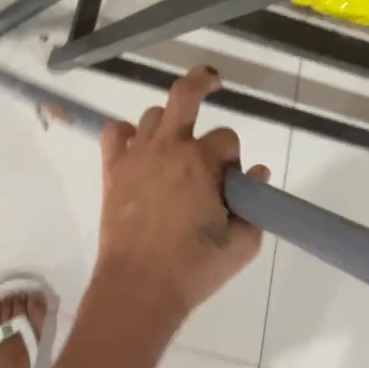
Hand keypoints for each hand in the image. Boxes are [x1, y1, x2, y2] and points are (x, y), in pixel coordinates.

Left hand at [95, 67, 270, 324]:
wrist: (140, 286)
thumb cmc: (194, 268)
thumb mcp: (241, 244)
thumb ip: (254, 206)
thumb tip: (256, 174)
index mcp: (200, 162)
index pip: (226, 138)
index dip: (232, 157)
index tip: (230, 182)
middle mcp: (168, 147)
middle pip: (185, 94)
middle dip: (202, 81)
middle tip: (214, 81)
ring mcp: (136, 154)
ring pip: (154, 115)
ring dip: (170, 124)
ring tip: (176, 147)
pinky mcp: (113, 168)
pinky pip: (115, 132)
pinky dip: (126, 133)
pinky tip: (138, 147)